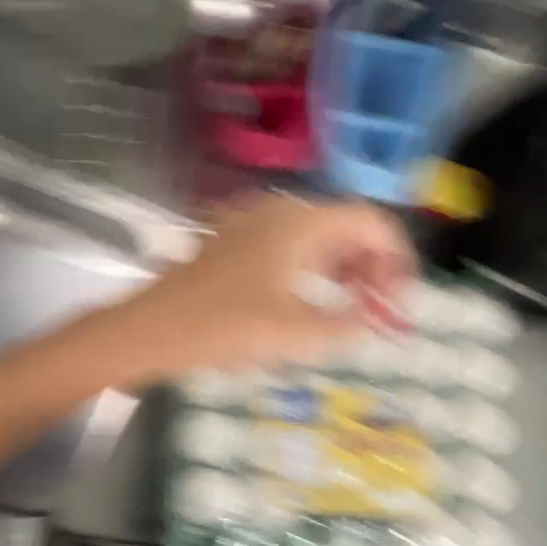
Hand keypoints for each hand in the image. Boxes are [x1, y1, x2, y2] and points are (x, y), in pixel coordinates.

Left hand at [104, 194, 414, 377]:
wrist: (149, 330)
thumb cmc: (223, 327)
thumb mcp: (296, 333)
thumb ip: (347, 324)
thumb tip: (370, 319)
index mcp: (300, 220)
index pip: (372, 222)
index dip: (397, 261)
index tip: (397, 304)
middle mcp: (276, 212)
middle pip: (344, 227)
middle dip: (369, 267)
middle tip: (376, 313)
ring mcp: (247, 226)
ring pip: (312, 239)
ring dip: (339, 271)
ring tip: (347, 314)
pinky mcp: (227, 246)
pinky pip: (283, 249)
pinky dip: (306, 272)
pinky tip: (304, 307)